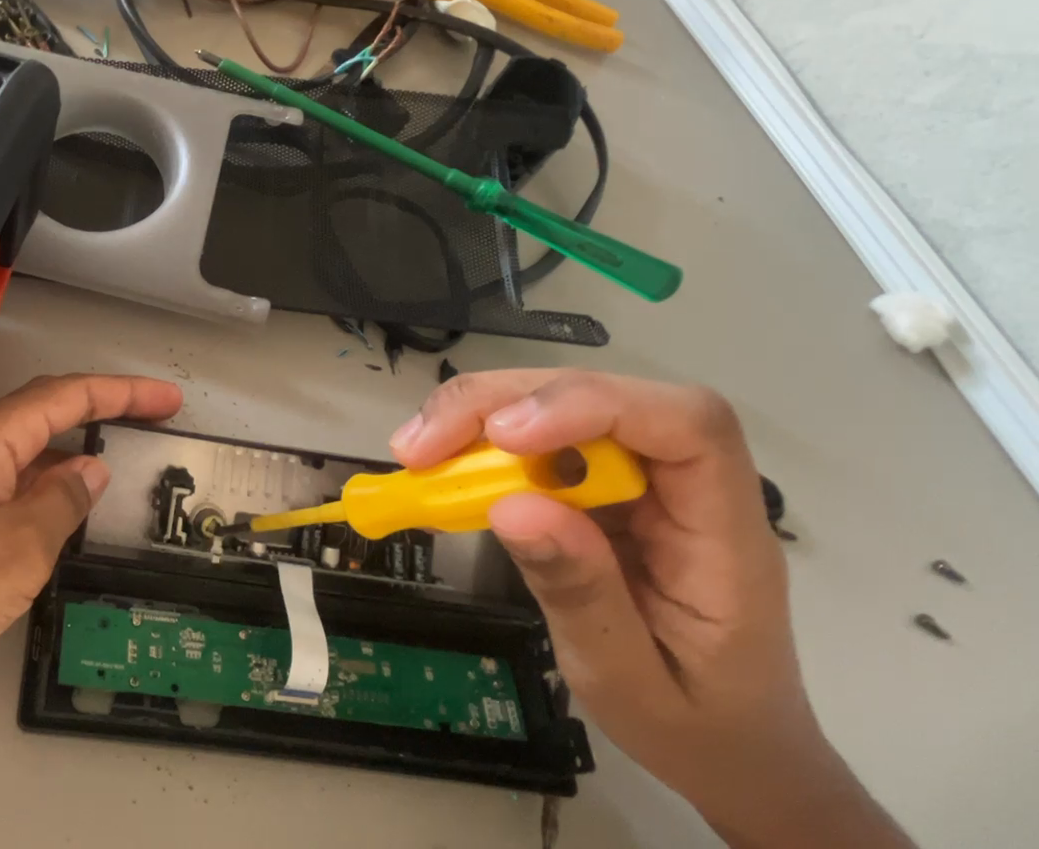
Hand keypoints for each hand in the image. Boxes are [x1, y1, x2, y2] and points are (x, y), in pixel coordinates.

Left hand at [0, 374, 181, 727]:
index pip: (65, 396)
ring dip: (72, 463)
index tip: (169, 400)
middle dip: (101, 416)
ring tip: (121, 479)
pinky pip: (8, 502)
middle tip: (155, 427)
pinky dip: (44, 504)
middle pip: (44, 419)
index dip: (122, 393)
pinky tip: (61, 530)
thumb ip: (60, 503)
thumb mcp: (15, 549)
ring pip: (25, 464)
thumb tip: (89, 468)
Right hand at [393, 370, 910, 847]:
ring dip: (481, 417)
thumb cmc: (695, 726)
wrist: (732, 747)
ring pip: (565, 408)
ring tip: (415, 453)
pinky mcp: (604, 491)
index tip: (503, 437)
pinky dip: (481, 446)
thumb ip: (582, 594)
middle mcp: (686, 488)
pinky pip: (543, 446)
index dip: (592, 406)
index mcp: (724, 534)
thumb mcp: (628, 680)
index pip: (685, 425)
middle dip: (504, 404)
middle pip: (607, 398)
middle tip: (418, 446)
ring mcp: (643, 484)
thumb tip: (512, 508)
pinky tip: (439, 468)